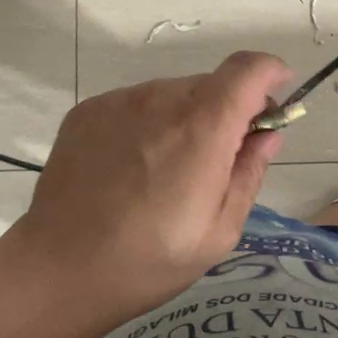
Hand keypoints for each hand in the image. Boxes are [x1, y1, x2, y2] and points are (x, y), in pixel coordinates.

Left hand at [1, 51, 291, 318]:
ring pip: (170, 94)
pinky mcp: (87, 111)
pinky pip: (133, 105)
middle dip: (227, 111)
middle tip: (218, 160)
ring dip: (184, 119)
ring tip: (166, 174)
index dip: (270, 72)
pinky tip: (130, 170)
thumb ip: (249, 172)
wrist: (59, 269)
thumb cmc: (150, 260)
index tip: (278, 93)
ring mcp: (119, 102)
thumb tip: (268, 134)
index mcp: (202, 127)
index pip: (247, 69)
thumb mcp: (219, 231)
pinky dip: (146, 125)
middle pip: (210, 85)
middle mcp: (160, 99)